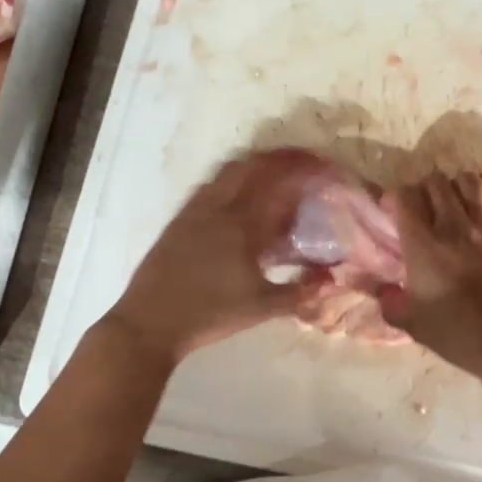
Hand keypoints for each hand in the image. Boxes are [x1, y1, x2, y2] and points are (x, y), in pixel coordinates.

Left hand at [104, 149, 329, 362]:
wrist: (149, 322)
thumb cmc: (209, 314)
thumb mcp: (261, 307)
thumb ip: (300, 292)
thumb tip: (333, 280)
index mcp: (243, 224)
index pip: (282, 183)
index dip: (307, 171)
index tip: (327, 171)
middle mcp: (220, 206)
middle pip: (256, 164)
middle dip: (285, 158)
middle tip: (307, 164)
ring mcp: (197, 208)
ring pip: (231, 168)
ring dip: (259, 162)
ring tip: (278, 170)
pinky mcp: (181, 216)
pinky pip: (212, 182)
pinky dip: (235, 176)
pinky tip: (241, 191)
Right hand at [376, 171, 481, 376]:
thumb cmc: (458, 333)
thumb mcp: (413, 324)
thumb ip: (389, 302)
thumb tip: (376, 290)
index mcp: (423, 244)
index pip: (405, 196)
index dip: (395, 198)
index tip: (392, 213)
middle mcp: (453, 225)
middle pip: (435, 181)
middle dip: (423, 189)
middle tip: (420, 210)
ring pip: (468, 181)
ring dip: (455, 188)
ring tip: (451, 207)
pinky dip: (481, 203)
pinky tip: (478, 221)